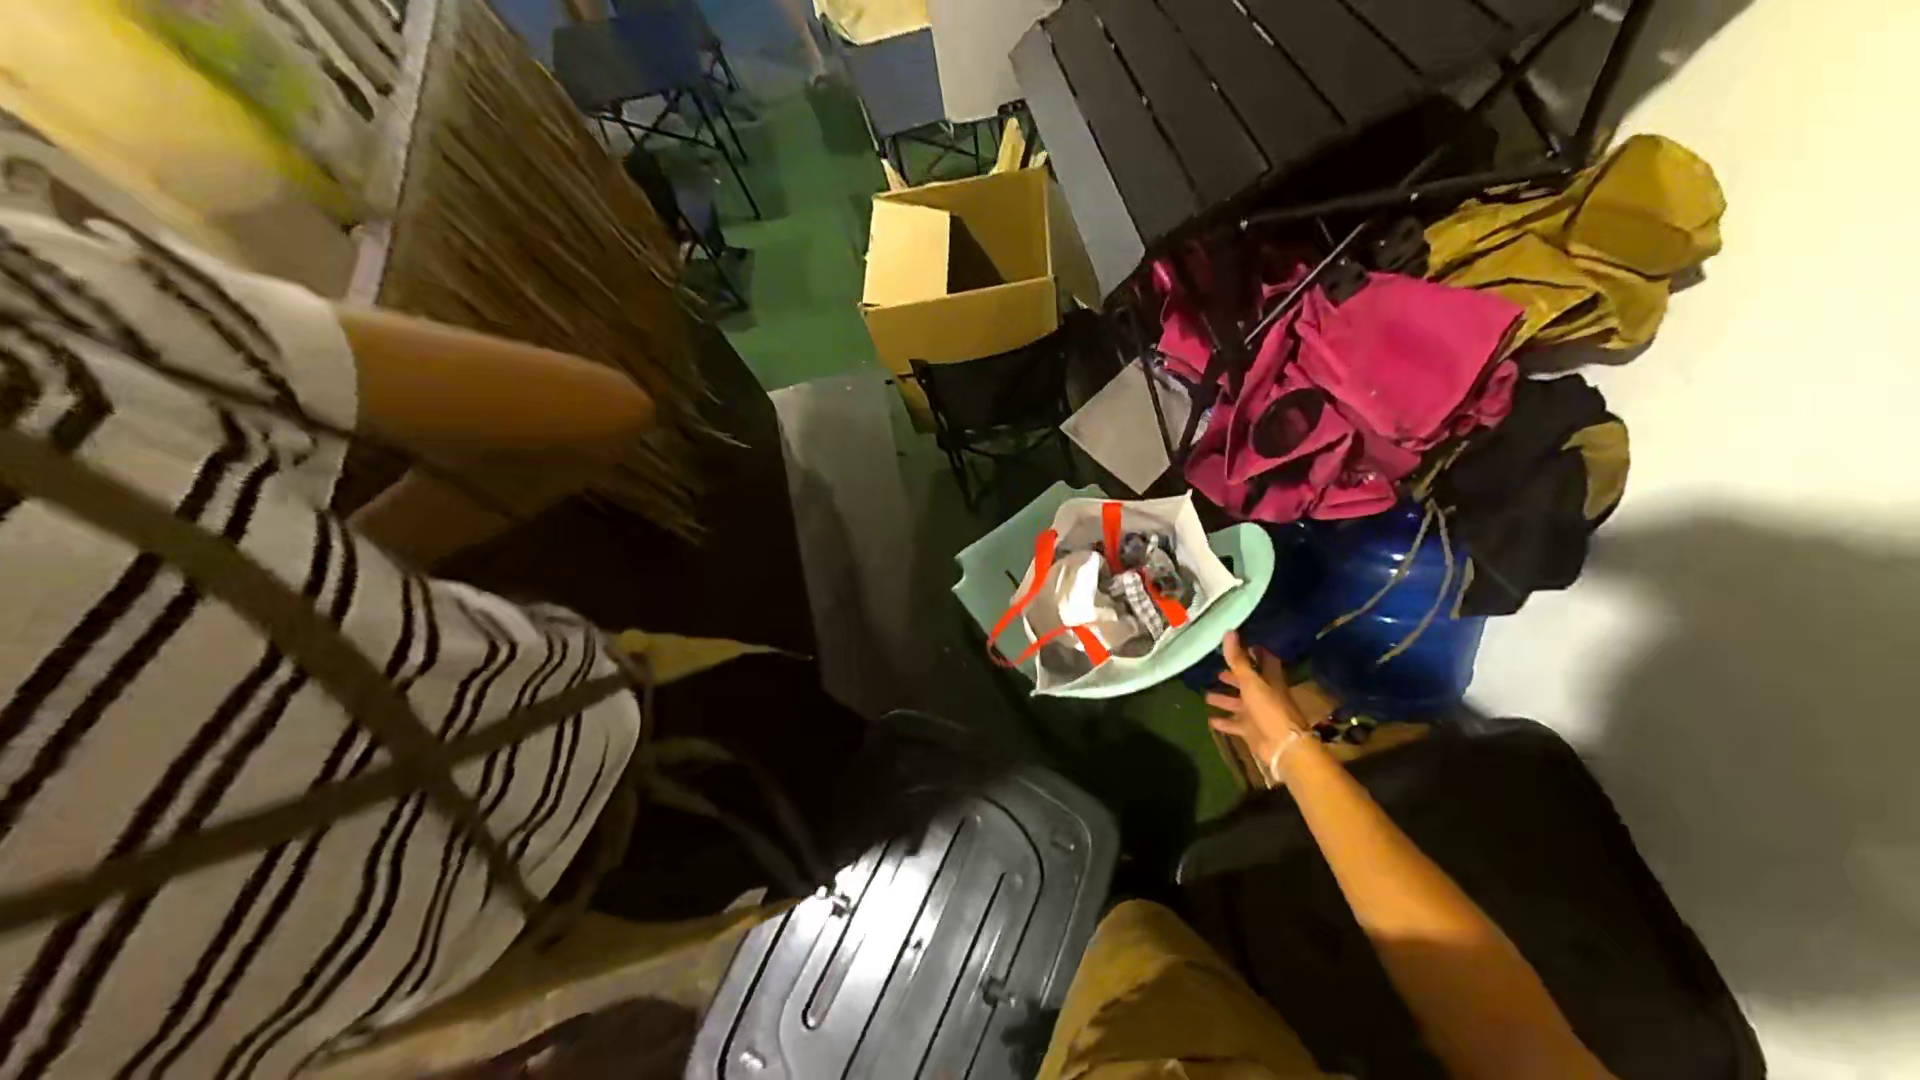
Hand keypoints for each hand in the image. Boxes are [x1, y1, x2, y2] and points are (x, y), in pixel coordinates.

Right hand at [1206, 632, 1308, 771]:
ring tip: (1207, 695)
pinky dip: (1224, 722)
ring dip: (1225, 699)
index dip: (1256, 653)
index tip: (1243, 644)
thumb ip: (1238, 660)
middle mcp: (1265, 695)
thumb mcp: (1251, 682)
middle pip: (1249, 683)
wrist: (1282, 746)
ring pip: (1239, 704)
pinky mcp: (1252, 731)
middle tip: (1219, 670)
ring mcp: (1258, 714)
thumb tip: (1229, 632)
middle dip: (1235, 677)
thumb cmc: (1269, 709)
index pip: (1265, 661)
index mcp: (1270, 681)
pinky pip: (1235, 724)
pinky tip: (1210, 720)